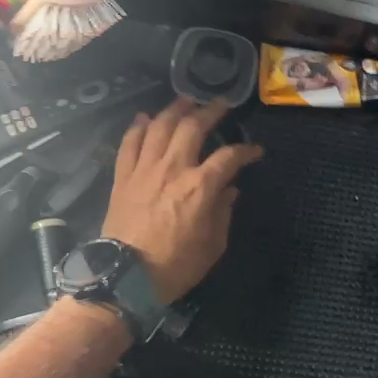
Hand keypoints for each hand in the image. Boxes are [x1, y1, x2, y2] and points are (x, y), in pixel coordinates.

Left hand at [101, 98, 262, 302]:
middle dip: (210, 112)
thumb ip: (223, 212)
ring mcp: (144, 170)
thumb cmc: (176, 265)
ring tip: (186, 100)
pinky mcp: (122, 177)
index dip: (246, 151)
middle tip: (220, 105)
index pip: (229, 157)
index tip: (254, 152)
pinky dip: (138, 127)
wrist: (126, 277)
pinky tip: (145, 118)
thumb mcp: (213, 245)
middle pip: (192, 127)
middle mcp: (173, 168)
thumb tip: (229, 191)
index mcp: (200, 186)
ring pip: (159, 126)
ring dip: (174, 109)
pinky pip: (129, 143)